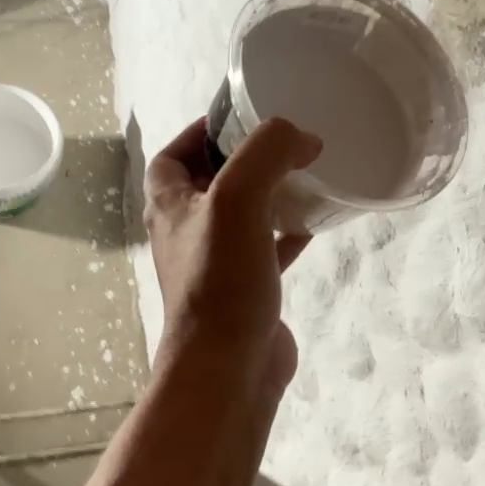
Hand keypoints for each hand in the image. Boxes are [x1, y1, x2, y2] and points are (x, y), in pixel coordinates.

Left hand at [144, 117, 321, 396]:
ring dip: (266, 194)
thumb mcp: (238, 198)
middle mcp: (187, 233)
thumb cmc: (221, 279)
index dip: (199, 132)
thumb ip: (268, 153)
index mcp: (171, 207)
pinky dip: (286, 232)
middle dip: (240, 160)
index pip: (172, 156)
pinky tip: (313, 224)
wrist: (228, 367)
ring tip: (301, 175)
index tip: (238, 118)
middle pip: (209, 182)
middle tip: (279, 143)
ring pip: (240, 216)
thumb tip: (304, 138)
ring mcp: (216, 264)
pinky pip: (266, 248)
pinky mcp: (245, 290)